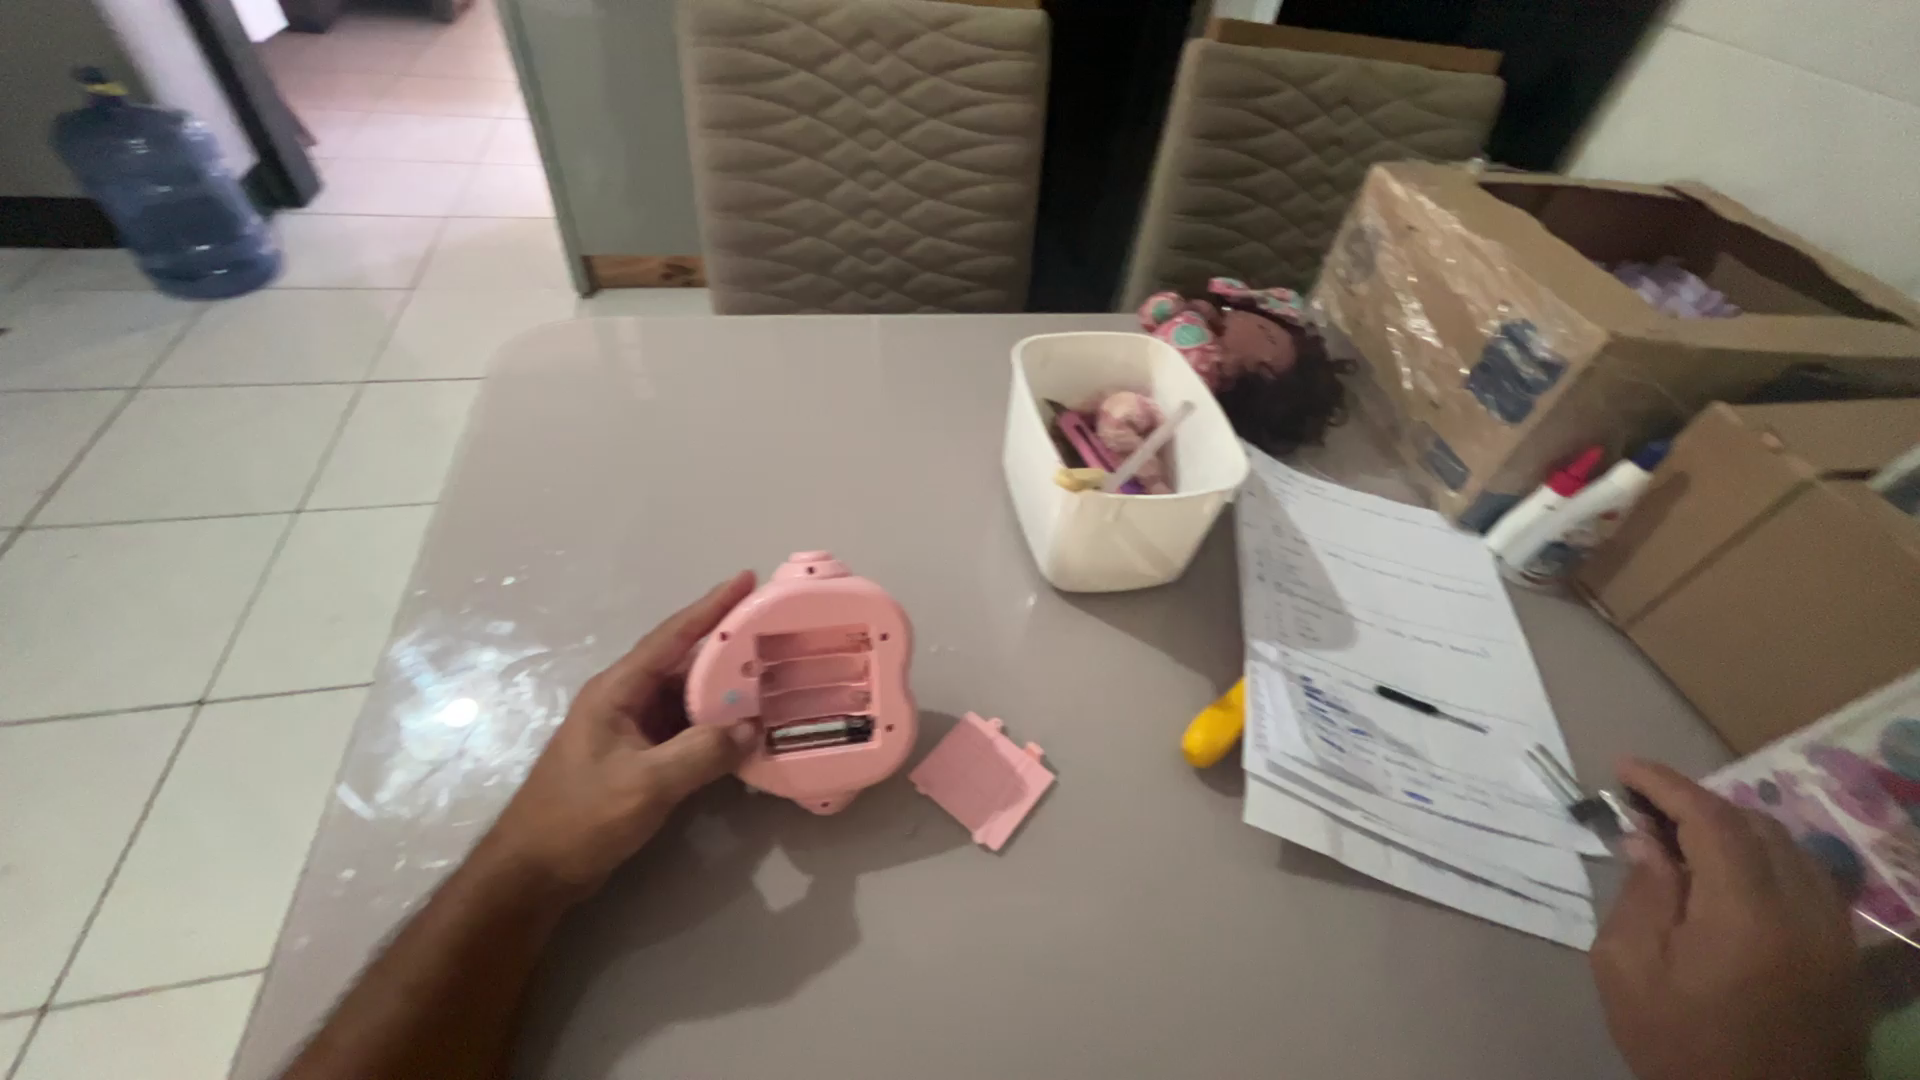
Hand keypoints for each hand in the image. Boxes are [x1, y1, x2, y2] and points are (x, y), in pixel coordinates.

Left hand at [479, 572, 759, 900]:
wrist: (534, 873)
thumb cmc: (579, 818)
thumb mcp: (645, 784)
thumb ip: (701, 753)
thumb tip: (753, 727)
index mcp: (618, 690)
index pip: (672, 636)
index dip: (710, 606)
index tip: (745, 578)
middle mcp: (626, 699)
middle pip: (685, 661)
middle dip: (728, 644)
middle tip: (774, 630)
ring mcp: (632, 728)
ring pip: (688, 695)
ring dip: (726, 687)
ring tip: (771, 674)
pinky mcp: (640, 755)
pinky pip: (687, 726)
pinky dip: (716, 723)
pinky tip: (745, 727)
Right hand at [1591, 759, 1866, 1079]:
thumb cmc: (1675, 1038)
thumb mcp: (1628, 964)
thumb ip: (1642, 893)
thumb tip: (1647, 840)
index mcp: (1747, 918)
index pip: (1714, 822)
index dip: (1666, 785)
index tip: (1623, 768)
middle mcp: (1807, 918)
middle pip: (1758, 828)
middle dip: (1696, 801)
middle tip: (1640, 802)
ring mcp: (1837, 941)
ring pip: (1792, 851)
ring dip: (1732, 827)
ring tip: (1677, 831)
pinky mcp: (1846, 961)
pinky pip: (1811, 884)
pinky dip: (1765, 857)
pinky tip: (1725, 868)